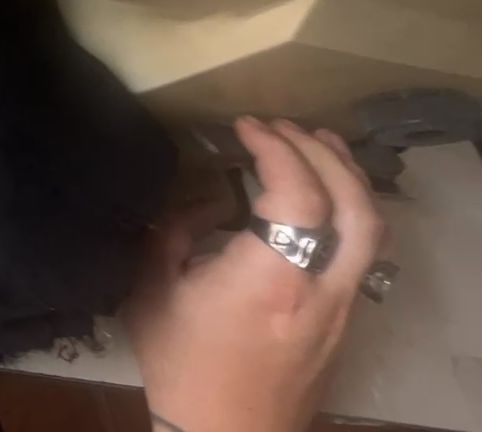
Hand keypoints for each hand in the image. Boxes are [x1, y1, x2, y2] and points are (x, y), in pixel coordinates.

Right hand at [128, 117, 385, 431]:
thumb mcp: (151, 286)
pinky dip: (349, 206)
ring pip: (374, 230)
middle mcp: (322, 289)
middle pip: (356, 209)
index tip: (245, 125)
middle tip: (280, 125)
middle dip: (324, 155)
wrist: (228, 427)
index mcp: (268, 278)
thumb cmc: (180, 356)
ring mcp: (345, 305)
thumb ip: (174, 233)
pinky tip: (320, 193)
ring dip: (349, 178)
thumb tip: (200, 200)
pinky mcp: (346, 316)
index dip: (277, 151)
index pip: (298, 199)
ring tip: (315, 142)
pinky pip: (364, 249)